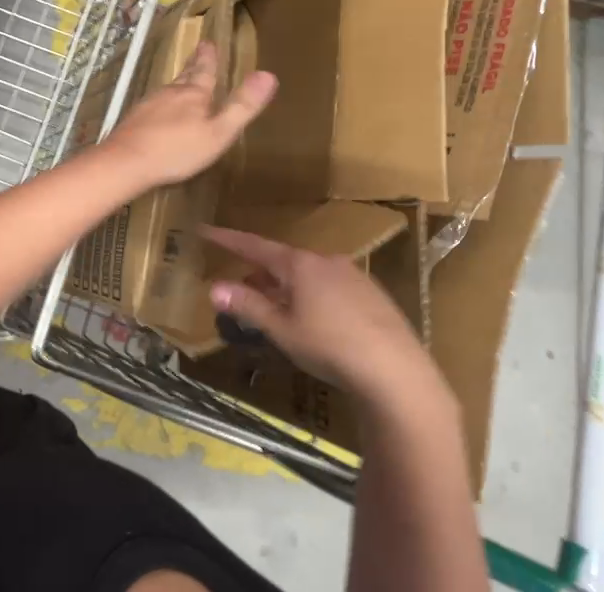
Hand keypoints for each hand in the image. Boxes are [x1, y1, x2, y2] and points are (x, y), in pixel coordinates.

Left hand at [100, 42, 275, 188]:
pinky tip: (161, 109)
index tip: (208, 41)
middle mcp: (170, 93)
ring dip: (179, 82)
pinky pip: (154, 104)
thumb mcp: (219, 132)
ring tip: (184, 79)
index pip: (204, 71)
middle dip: (193, 64)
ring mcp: (149, 104)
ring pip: (168, 89)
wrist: (126, 162)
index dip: (208, 58)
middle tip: (197, 50)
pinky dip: (163, 102)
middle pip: (184, 75)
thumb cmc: (177, 150)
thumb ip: (242, 106)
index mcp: (193, 95)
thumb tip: (268, 74)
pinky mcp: (134, 118)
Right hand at [199, 225, 445, 408]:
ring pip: (309, 275)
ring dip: (286, 286)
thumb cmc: (330, 347)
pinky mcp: (373, 296)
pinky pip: (331, 287)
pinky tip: (314, 321)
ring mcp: (354, 276)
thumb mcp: (282, 329)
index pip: (255, 245)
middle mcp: (326, 261)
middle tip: (241, 288)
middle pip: (283, 261)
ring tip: (275, 308)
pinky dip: (312, 295)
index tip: (206, 230)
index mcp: (300, 264)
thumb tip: (214, 287)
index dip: (228, 240)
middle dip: (259, 273)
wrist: (397, 372)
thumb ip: (248, 305)